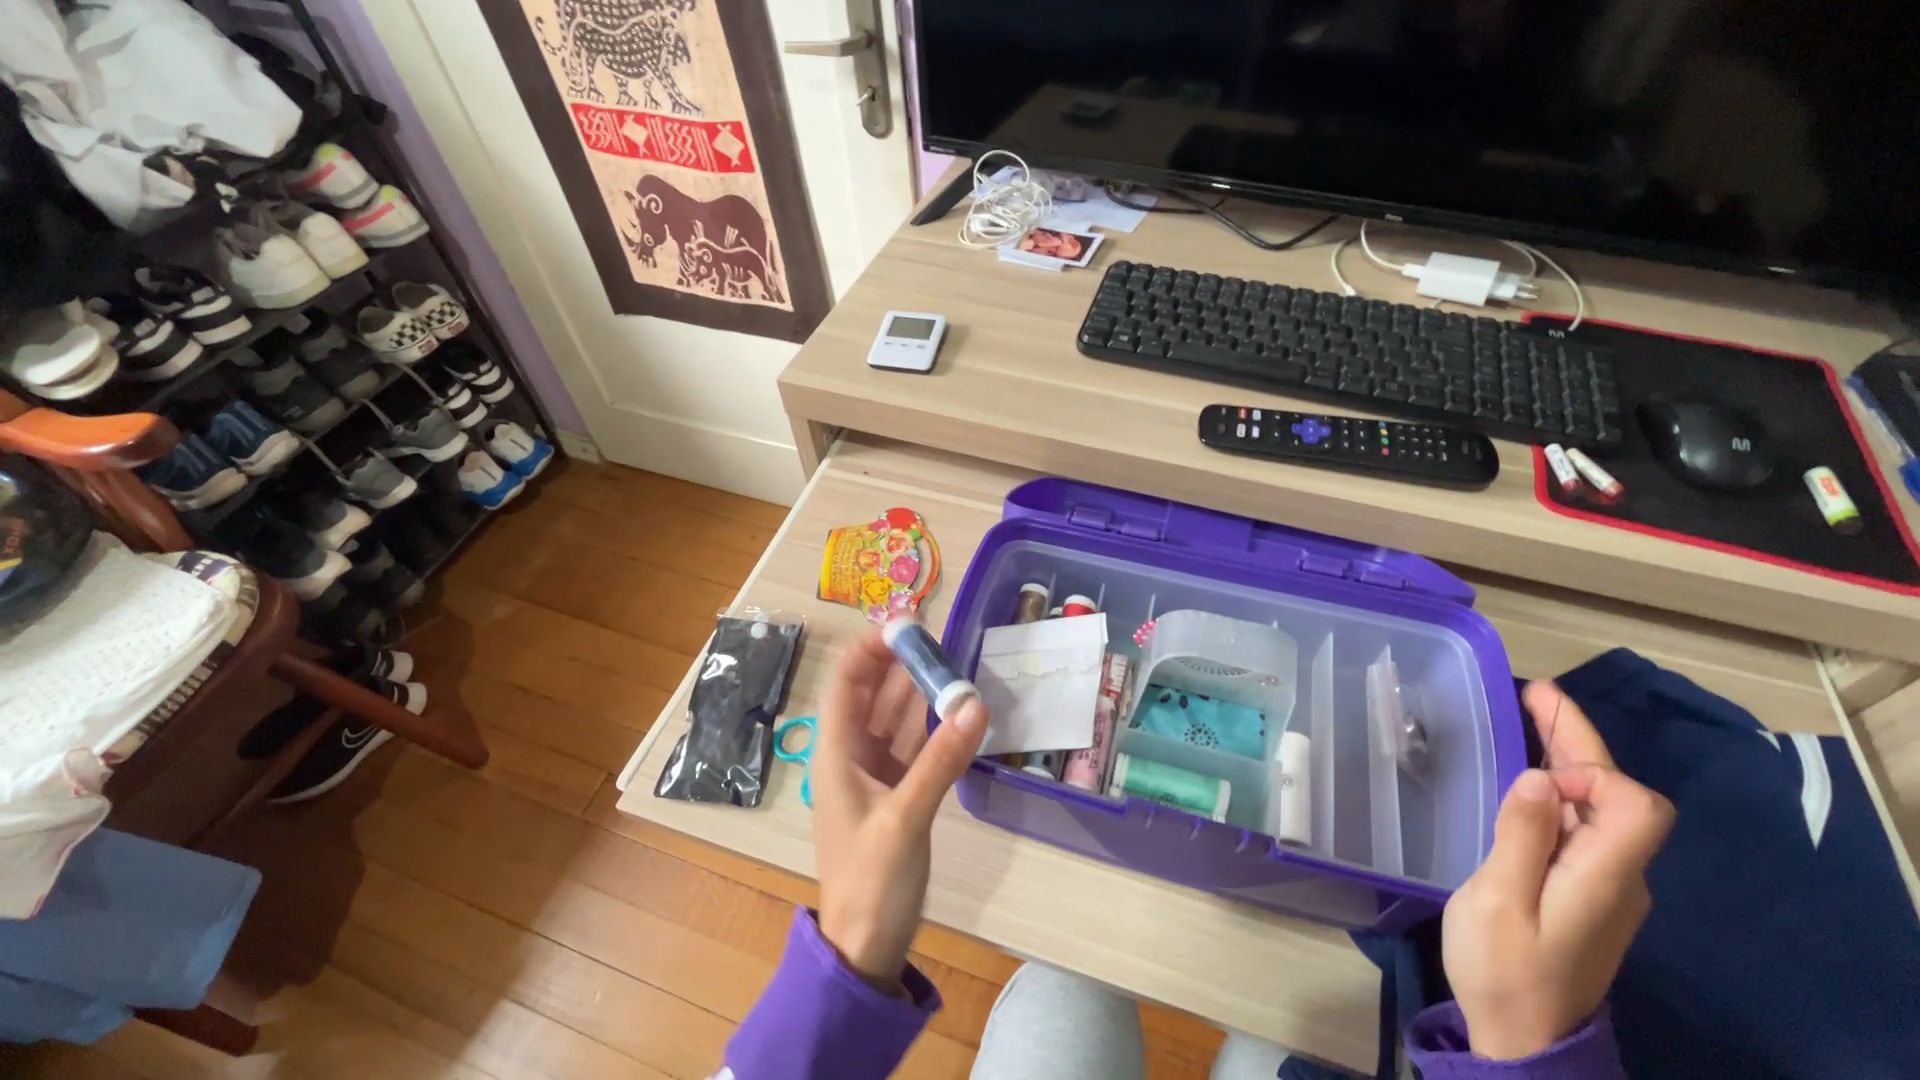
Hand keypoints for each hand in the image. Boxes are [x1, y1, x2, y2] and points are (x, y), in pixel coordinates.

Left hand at [812, 626, 988, 987]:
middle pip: (872, 694)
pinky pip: (913, 745)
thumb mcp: (905, 817)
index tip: (908, 625)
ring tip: (954, 664)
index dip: (870, 649)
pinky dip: (932, 727)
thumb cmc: (872, 880)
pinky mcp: (896, 793)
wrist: (864, 944)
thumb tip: (976, 703)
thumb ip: (941, 760)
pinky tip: (958, 711)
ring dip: (919, 692)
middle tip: (942, 637)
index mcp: (837, 752)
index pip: (846, 682)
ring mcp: (874, 774)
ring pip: (895, 717)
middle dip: (900, 663)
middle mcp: (851, 754)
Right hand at [1442, 680, 1674, 1059]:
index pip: (1636, 804)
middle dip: (1579, 740)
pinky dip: (1560, 790)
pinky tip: (1530, 779)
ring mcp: (1605, 886)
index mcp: (1604, 875)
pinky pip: (1582, 827)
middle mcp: (1618, 874)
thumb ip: (1523, 836)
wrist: (1523, 1040)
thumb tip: (1543, 777)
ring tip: (1528, 718)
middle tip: (1536, 693)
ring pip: (1600, 809)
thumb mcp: (1499, 901)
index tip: (1538, 767)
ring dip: (1569, 760)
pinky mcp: (1585, 894)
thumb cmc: (1505, 969)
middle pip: (1619, 796)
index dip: (1597, 770)